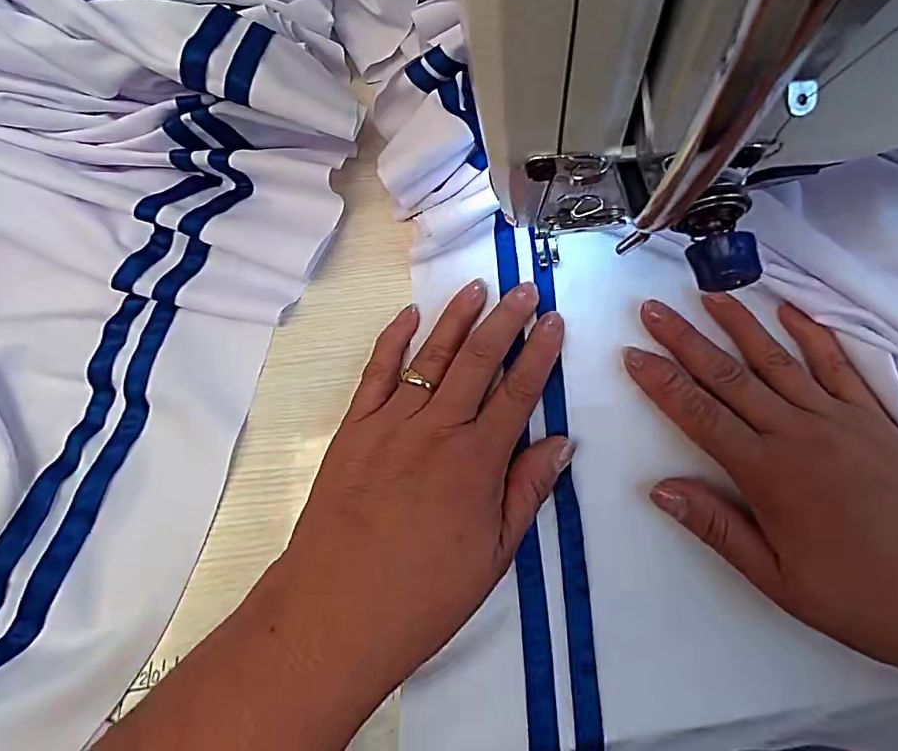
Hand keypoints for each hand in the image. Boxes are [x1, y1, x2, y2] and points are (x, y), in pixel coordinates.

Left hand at [102, 281, 567, 750]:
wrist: (335, 610)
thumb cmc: (423, 594)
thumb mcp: (493, 556)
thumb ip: (526, 491)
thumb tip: (562, 443)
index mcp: (476, 461)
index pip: (518, 393)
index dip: (540, 354)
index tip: (554, 321)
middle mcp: (437, 429)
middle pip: (478, 361)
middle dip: (506, 320)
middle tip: (524, 290)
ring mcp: (391, 422)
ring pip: (432, 356)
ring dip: (457, 318)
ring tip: (478, 287)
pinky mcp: (355, 426)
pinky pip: (377, 371)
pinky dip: (394, 339)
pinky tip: (409, 314)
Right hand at [623, 294, 897, 683]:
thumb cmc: (865, 599)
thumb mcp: (779, 581)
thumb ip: (717, 527)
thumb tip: (659, 488)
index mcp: (768, 473)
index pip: (699, 415)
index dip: (661, 382)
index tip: (633, 354)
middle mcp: (797, 433)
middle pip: (728, 375)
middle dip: (683, 339)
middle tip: (652, 308)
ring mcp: (839, 419)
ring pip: (776, 360)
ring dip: (738, 324)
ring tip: (708, 294)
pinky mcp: (876, 418)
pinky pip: (838, 366)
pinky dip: (812, 335)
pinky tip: (790, 311)